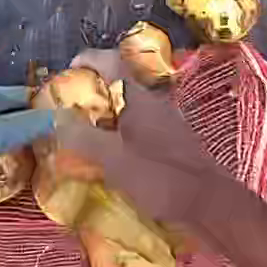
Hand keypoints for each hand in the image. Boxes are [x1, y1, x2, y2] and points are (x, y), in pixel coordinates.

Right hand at [61, 48, 266, 266]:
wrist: (211, 206)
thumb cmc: (162, 178)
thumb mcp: (114, 160)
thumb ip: (83, 137)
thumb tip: (54, 118)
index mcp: (140, 97)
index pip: (112, 61)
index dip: (88, 59)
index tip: (67, 72)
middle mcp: (153, 102)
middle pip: (118, 83)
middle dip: (91, 91)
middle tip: (67, 107)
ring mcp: (164, 122)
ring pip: (127, 106)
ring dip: (104, 113)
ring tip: (81, 132)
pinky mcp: (169, 142)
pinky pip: (136, 126)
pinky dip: (118, 132)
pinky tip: (108, 155)